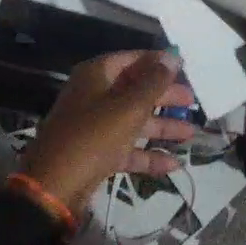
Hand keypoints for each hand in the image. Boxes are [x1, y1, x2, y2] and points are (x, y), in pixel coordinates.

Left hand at [18, 51, 197, 212]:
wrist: (54, 187)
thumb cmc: (93, 135)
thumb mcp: (128, 107)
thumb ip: (153, 82)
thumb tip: (172, 57)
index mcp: (97, 74)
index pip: (133, 59)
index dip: (158, 62)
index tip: (184, 68)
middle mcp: (95, 95)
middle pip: (135, 90)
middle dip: (164, 97)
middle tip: (191, 103)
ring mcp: (95, 126)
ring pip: (133, 121)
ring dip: (161, 127)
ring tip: (190, 133)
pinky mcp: (96, 154)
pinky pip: (127, 148)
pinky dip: (148, 155)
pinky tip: (173, 165)